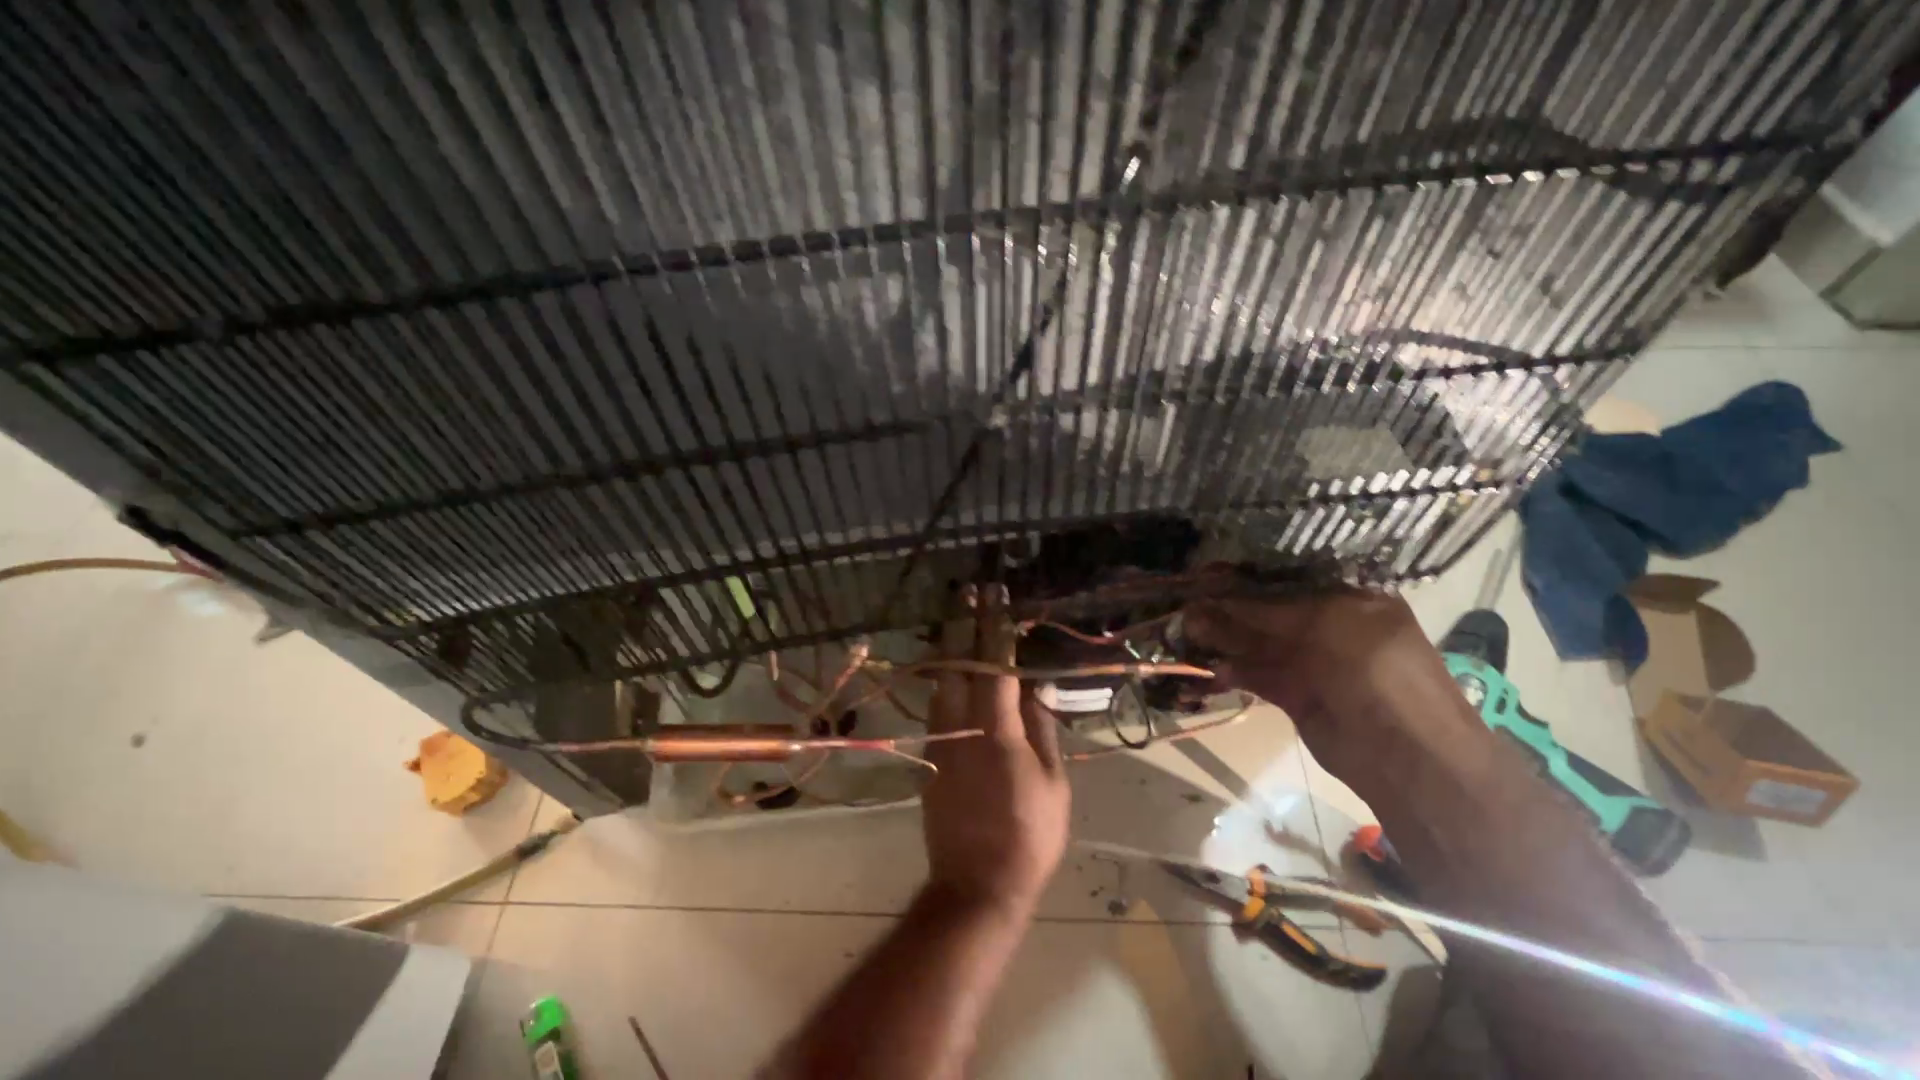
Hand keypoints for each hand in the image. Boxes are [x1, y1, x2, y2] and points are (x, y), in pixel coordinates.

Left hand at [921, 585, 1070, 915]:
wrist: (978, 884)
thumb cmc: (1030, 835)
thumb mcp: (1053, 783)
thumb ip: (1042, 729)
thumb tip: (1037, 688)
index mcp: (996, 730)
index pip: (995, 666)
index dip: (996, 628)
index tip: (996, 597)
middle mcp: (960, 727)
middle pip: (957, 665)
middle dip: (962, 626)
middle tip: (966, 594)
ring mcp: (939, 744)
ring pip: (940, 686)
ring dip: (949, 654)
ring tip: (956, 626)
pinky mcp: (929, 762)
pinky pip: (936, 711)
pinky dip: (944, 687)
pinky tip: (952, 681)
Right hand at [1182, 588, 1463, 772]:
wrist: (1408, 754)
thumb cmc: (1377, 671)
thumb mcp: (1324, 625)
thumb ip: (1262, 615)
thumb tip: (1202, 606)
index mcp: (1353, 597)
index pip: (1291, 577)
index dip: (1249, 575)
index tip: (1208, 570)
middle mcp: (1332, 625)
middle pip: (1270, 611)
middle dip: (1229, 607)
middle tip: (1186, 601)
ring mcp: (1314, 663)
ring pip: (1260, 644)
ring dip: (1224, 638)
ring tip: (1184, 630)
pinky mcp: (1297, 697)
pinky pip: (1259, 676)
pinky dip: (1233, 670)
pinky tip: (1206, 664)